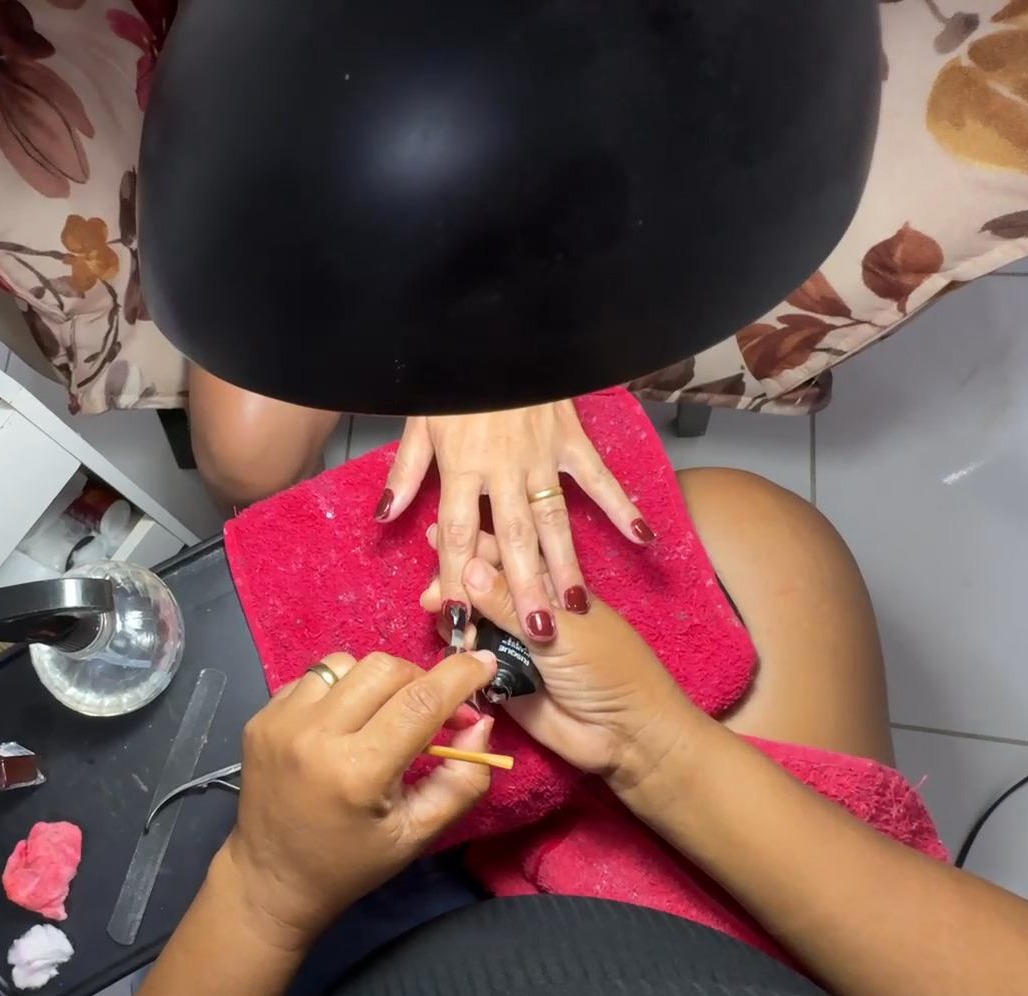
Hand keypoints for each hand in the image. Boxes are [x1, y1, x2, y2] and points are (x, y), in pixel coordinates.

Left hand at [225, 651, 499, 948]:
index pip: (419, 702)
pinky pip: (313, 677)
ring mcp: (281, 721)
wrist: (272, 875)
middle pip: (383, 669)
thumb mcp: (417, 834)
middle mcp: (315, 735)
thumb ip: (461, 780)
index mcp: (358, 771)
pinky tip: (340, 724)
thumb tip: (479, 722)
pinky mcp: (262, 715)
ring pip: (346, 664)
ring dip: (375, 683)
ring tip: (378, 718)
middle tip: (427, 710)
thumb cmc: (351, 862)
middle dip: (418, 679)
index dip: (459, 676)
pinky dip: (338, 690)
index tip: (484, 663)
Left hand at [380, 402, 651, 647]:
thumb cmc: (451, 383)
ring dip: (566, 563)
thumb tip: (385, 516)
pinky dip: (621, 505)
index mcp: (461, 468)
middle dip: (525, 586)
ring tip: (576, 605)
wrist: (494, 333)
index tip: (461, 616)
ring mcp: (541, 455)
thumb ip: (405, 474)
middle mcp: (502, 469)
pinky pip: (599, 476)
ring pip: (555, 518)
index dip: (458, 576)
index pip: (459, 532)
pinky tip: (642, 537)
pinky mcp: (571, 439)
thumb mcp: (419, 424)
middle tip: (538, 630)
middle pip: (513, 537)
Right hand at [419, 529, 701, 792]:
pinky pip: (467, 658)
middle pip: (477, 587)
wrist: (625, 735)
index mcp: (546, 586)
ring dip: (452, 618)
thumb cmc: (608, 669)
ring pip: (468, 621)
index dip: (470, 547)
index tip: (436, 539)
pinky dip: (455, 651)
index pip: (503, 555)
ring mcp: (509, 642)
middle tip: (434, 597)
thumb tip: (468, 566)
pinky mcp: (497, 675)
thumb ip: (511, 603)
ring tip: (443, 622)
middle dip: (452, 585)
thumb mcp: (562, 629)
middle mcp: (524, 609)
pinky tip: (450, 648)